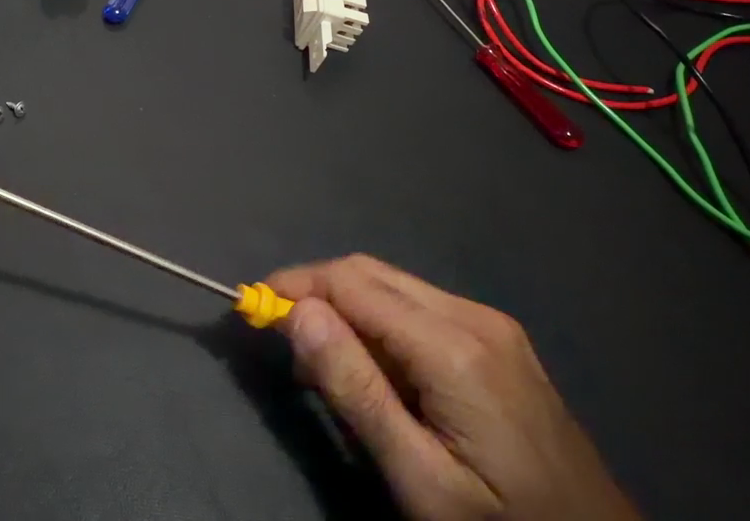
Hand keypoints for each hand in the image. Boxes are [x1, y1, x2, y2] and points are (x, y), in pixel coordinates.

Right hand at [266, 255, 638, 520]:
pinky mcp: (499, 342)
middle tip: (278, 336)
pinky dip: (378, 323)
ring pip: (393, 286)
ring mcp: (492, 326)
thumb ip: (356, 391)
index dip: (294, 287)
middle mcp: (474, 316)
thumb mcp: (419, 477)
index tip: (250, 308)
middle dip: (314, 292)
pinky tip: (371, 369)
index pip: (351, 283)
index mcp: (454, 347)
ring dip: (345, 308)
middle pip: (370, 273)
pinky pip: (419, 309)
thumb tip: (298, 313)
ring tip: (319, 362)